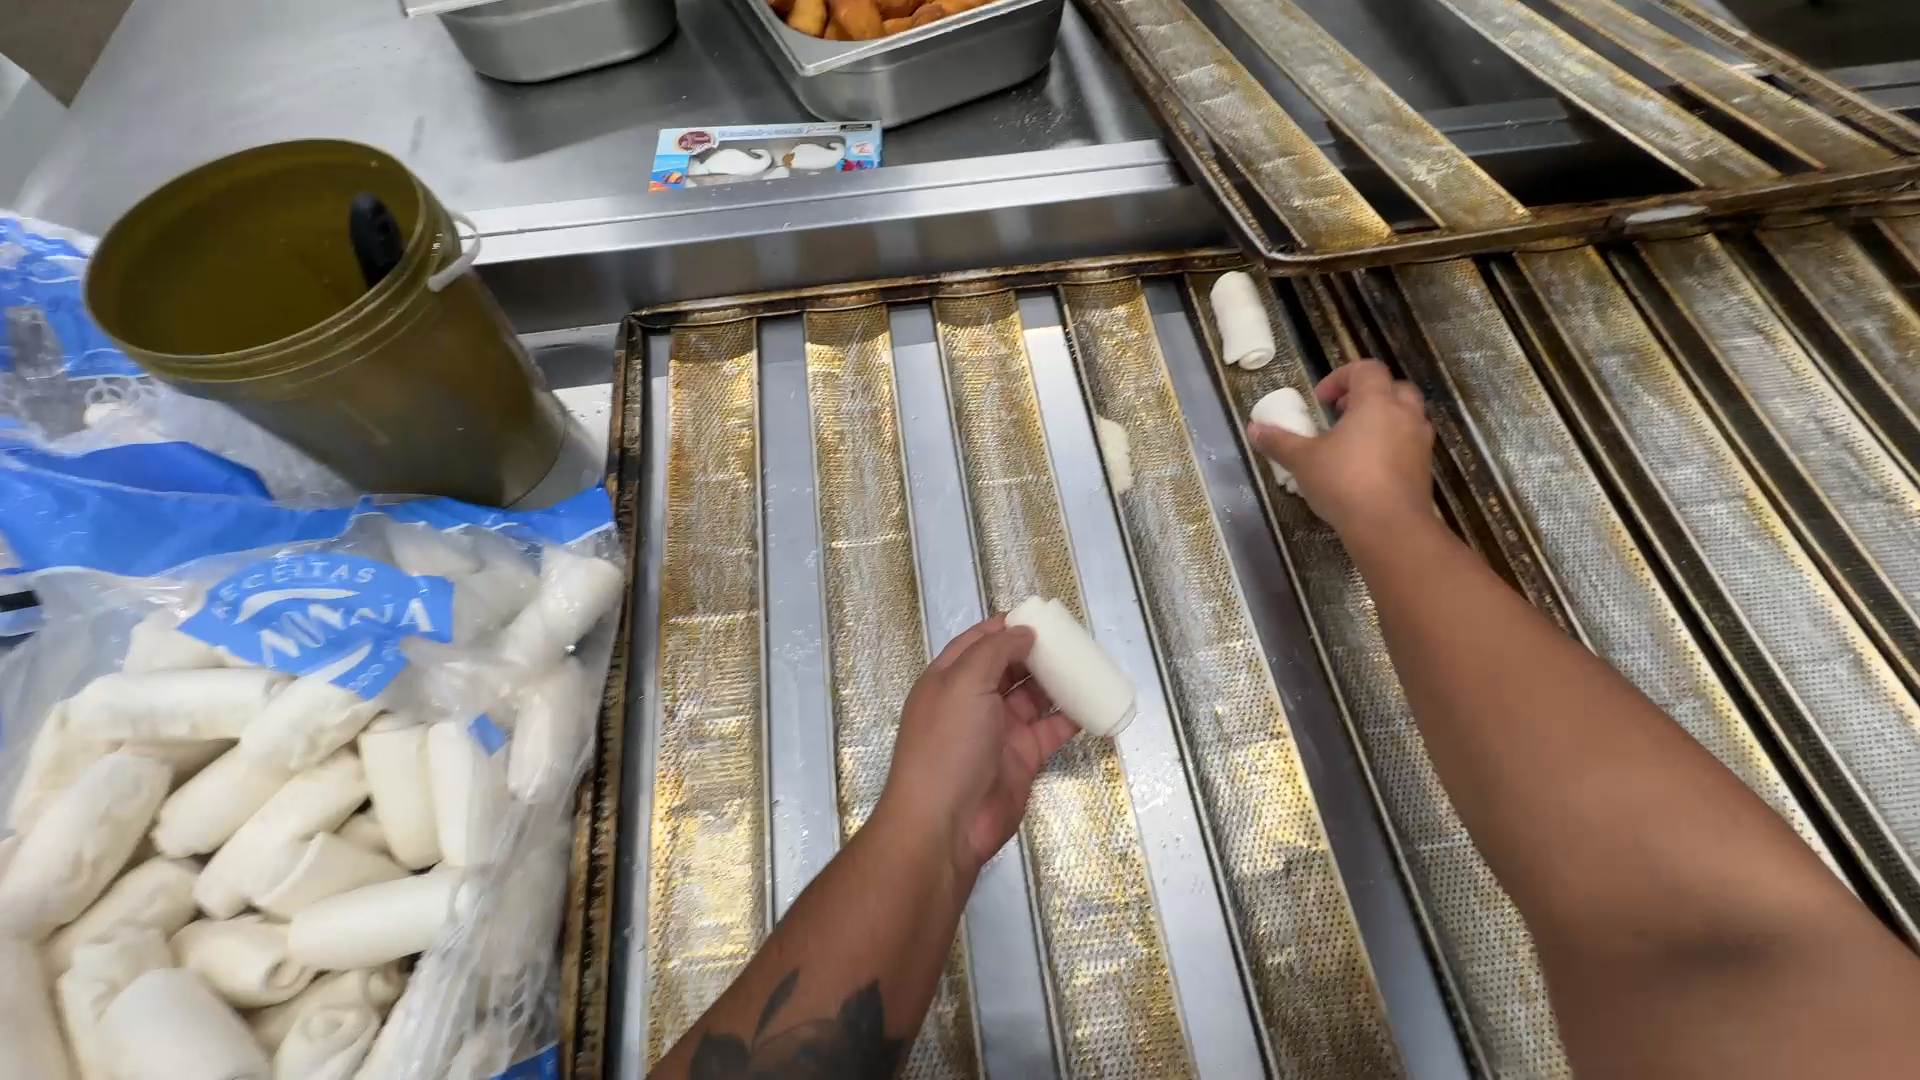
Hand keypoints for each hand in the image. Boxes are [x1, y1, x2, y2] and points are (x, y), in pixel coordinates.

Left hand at [874, 615, 1076, 881]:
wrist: (947, 822)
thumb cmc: (948, 743)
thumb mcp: (964, 683)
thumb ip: (995, 652)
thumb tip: (1023, 633)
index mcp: (949, 679)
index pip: (978, 643)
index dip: (1005, 627)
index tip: (1038, 616)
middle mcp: (973, 701)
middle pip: (1009, 667)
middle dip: (1037, 652)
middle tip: (1071, 640)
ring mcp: (998, 731)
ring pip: (1033, 697)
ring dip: (1057, 682)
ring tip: (1088, 664)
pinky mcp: (1022, 758)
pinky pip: (1051, 730)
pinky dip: (1072, 718)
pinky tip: (1094, 703)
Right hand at [1247, 360, 1433, 539]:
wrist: (1389, 526)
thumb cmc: (1344, 482)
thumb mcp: (1302, 460)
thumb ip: (1279, 442)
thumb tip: (1254, 429)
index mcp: (1376, 402)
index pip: (1366, 369)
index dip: (1341, 377)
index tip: (1320, 399)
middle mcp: (1405, 414)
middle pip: (1392, 387)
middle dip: (1365, 395)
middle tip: (1341, 413)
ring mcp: (1419, 440)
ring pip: (1404, 415)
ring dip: (1380, 419)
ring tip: (1352, 442)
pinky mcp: (1423, 466)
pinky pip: (1407, 442)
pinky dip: (1389, 444)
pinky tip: (1366, 467)